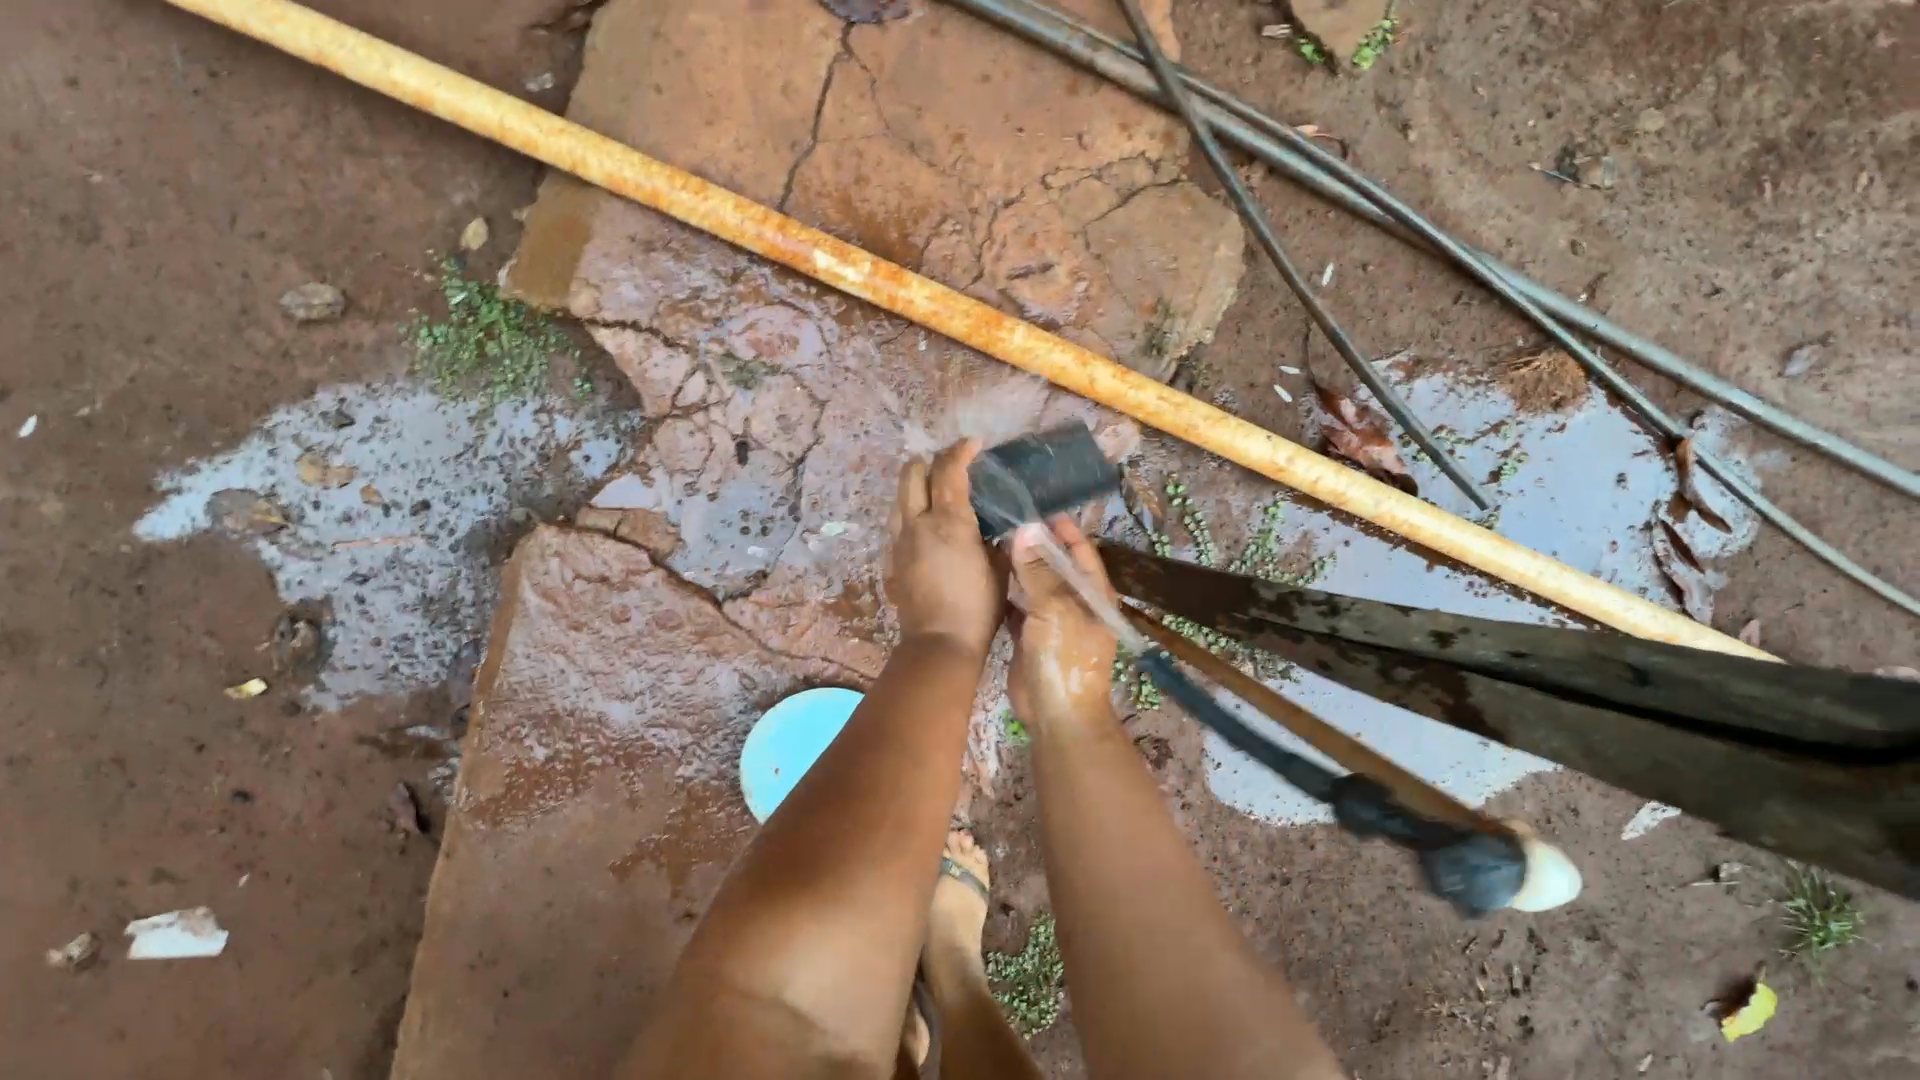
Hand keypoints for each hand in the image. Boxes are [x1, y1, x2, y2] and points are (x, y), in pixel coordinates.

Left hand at [885, 440, 1004, 655]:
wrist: (939, 643)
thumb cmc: (979, 607)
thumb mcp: (999, 569)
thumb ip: (996, 540)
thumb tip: (997, 527)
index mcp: (949, 521)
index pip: (949, 470)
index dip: (961, 450)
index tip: (973, 444)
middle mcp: (918, 523)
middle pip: (913, 473)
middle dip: (930, 461)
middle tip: (950, 466)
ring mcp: (899, 541)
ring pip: (899, 497)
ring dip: (915, 486)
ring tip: (934, 492)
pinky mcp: (892, 560)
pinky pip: (897, 524)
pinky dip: (910, 514)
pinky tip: (924, 527)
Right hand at [1005, 516, 1118, 727]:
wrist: (1057, 714)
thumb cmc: (1065, 658)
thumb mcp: (1055, 609)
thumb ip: (1039, 571)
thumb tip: (1025, 529)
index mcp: (1093, 593)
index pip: (1080, 550)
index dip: (1062, 528)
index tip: (1035, 505)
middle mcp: (1075, 601)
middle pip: (1055, 564)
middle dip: (1035, 543)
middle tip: (1004, 516)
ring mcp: (1052, 619)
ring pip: (1035, 584)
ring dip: (1018, 564)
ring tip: (991, 537)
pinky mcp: (1030, 635)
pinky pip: (1018, 604)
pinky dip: (1005, 589)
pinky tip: (985, 572)